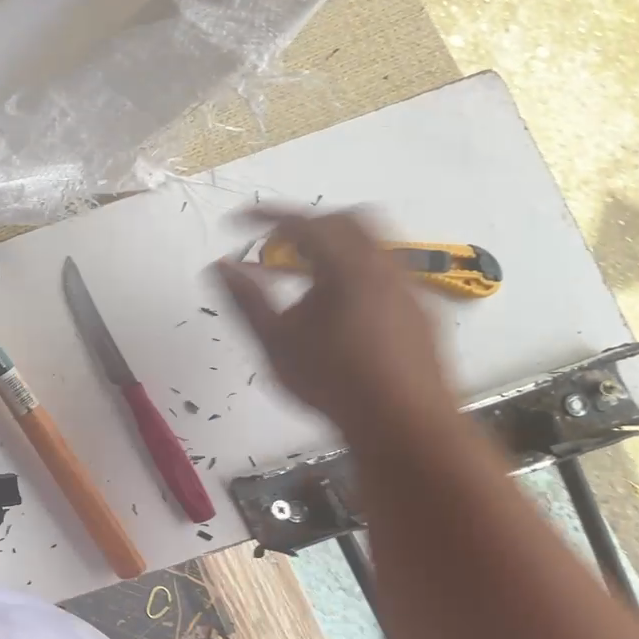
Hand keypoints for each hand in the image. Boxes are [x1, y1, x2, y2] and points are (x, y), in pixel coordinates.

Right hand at [214, 208, 455, 446]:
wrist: (404, 421)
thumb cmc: (331, 381)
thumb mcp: (274, 341)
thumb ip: (245, 299)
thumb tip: (219, 266)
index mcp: (347, 270)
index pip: (304, 224)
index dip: (265, 217)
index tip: (235, 222)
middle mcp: (385, 268)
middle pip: (349, 221)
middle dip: (306, 225)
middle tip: (273, 244)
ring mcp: (408, 288)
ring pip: (371, 246)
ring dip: (331, 249)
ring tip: (298, 277)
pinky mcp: (419, 310)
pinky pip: (383, 271)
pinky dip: (351, 270)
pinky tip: (331, 307)